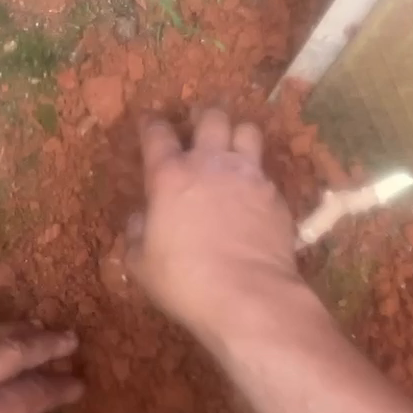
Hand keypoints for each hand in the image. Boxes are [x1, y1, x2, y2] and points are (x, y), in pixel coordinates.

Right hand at [129, 109, 300, 339]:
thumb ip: (137, 234)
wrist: (249, 295)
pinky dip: (257, 177)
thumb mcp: (142, 263)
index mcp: (169, 175)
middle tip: (199, 128)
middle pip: (211, 118)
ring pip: (247, 131)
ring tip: (233, 148)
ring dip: (237, 135)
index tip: (149, 122)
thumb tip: (139, 219)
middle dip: (203, 117)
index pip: (157, 133)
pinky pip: (266, 172)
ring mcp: (248, 176)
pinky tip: (253, 195)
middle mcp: (210, 164)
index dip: (151, 124)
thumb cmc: (184, 279)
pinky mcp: (275, 196)